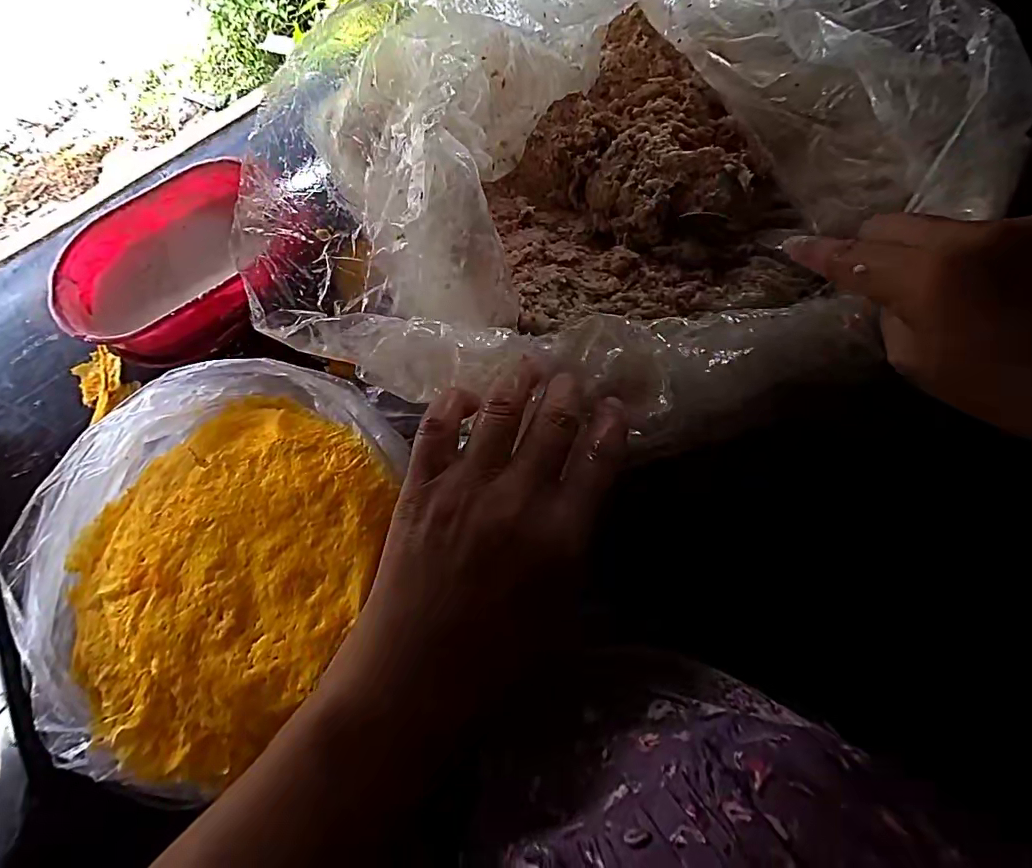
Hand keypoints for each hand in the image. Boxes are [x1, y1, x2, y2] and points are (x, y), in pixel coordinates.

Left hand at [317, 362, 628, 735]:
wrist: (416, 667)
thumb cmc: (497, 653)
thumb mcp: (561, 607)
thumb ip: (573, 545)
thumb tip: (579, 494)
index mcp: (561, 535)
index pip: (597, 461)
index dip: (611, 425)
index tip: (615, 404)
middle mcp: (516, 500)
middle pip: (551, 427)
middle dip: (567, 394)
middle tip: (571, 376)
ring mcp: (462, 488)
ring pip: (498, 416)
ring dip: (517, 385)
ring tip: (529, 364)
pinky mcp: (420, 487)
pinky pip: (437, 430)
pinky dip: (452, 404)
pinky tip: (465, 394)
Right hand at [783, 214, 1031, 538]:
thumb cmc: (1020, 393)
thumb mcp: (927, 370)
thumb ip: (891, 323)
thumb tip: (882, 299)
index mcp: (930, 279)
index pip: (853, 256)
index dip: (817, 252)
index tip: (790, 244)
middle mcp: (973, 238)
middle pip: (895, 223)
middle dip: (873, 244)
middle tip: (876, 273)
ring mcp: (1029, 226)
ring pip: (952, 227)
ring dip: (939, 253)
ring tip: (966, 291)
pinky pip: (1009, 234)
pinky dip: (996, 256)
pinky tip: (1022, 290)